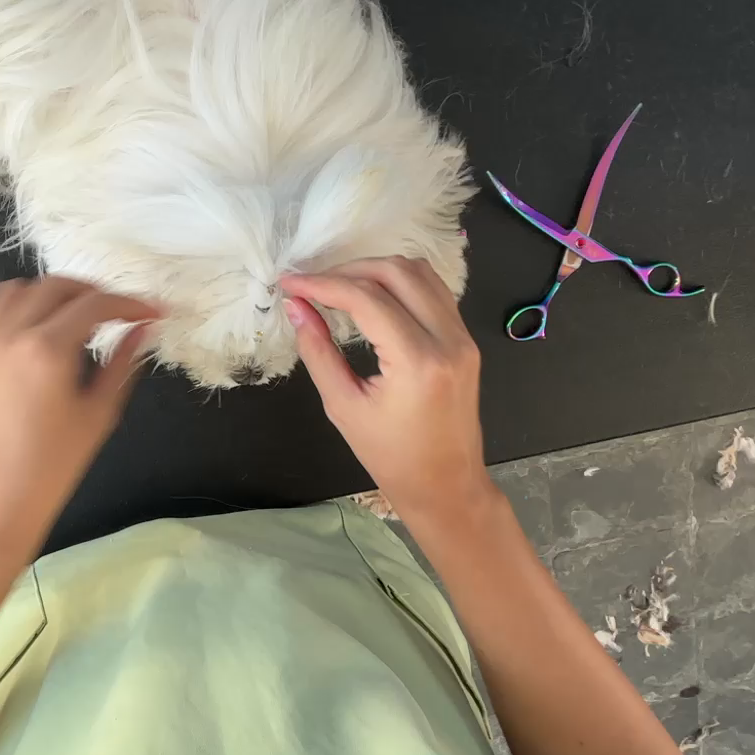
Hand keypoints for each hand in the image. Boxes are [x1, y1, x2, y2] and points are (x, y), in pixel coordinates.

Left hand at [0, 277, 160, 562]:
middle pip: (56, 286)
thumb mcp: (98, 415)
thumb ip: (122, 363)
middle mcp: (10, 334)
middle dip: (93, 293)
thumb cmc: (51, 469)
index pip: (95, 304)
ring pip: (19, 289)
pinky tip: (38, 332)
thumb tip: (143, 328)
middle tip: (118, 314)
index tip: (153, 311)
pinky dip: (20, 307)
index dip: (130, 303)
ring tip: (76, 317)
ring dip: (52, 293)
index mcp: (47, 349)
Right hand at [279, 258, 493, 514]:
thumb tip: (296, 308)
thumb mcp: (342, 406)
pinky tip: (370, 297)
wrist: (445, 484)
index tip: (290, 283)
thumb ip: (318, 351)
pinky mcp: (465, 339)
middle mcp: (447, 339)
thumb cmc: (389, 456)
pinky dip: (398, 283)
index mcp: (417, 362)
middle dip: (347, 270)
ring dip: (374, 270)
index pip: (366, 299)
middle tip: (311, 284)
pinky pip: (432, 290)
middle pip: (396, 272)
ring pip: (419, 273)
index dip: (322, 284)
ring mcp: (462, 336)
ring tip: (337, 286)